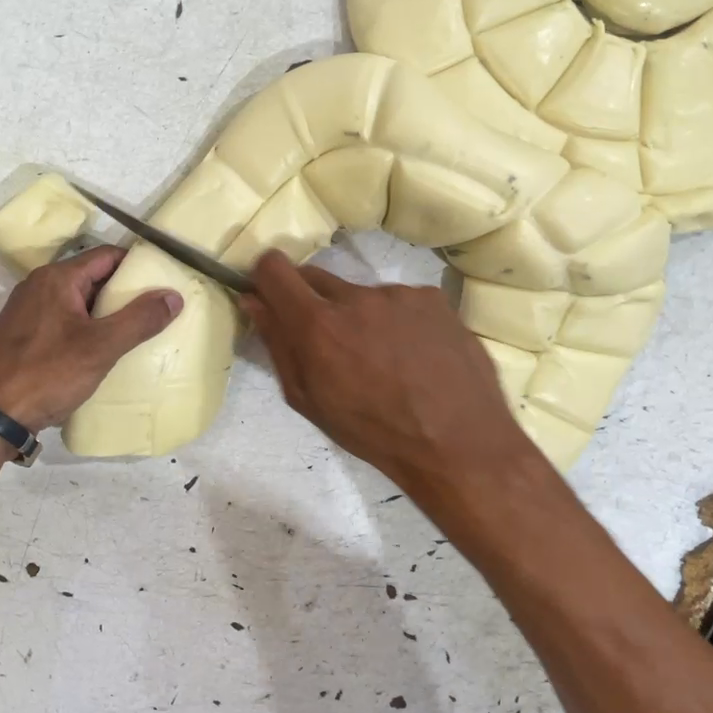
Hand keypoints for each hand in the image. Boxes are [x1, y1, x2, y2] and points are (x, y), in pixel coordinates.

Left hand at [0, 245, 182, 431]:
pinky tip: (101, 354)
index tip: (164, 280)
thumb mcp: (100, 347)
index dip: (137, 265)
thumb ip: (139, 320)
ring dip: (104, 315)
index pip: (106, 256)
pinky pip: (62, 324)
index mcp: (56, 279)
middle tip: (157, 311)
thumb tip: (173, 295)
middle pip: (91, 278)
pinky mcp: (22, 338)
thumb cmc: (45, 374)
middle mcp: (37, 287)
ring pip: (76, 304)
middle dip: (123, 292)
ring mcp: (26, 313)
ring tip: (136, 333)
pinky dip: (84, 331)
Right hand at [238, 251, 546, 505]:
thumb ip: (277, 344)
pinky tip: (413, 354)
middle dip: (311, 302)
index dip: (265, 277)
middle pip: (314, 277)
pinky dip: (396, 320)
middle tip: (329, 343)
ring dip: (359, 316)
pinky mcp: (433, 298)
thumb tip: (254, 301)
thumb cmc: (371, 431)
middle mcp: (356, 297)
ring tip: (383, 358)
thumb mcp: (307, 399)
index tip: (269, 295)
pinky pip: (399, 301)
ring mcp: (399, 294)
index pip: (273, 268)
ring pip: (360, 294)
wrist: (458, 444)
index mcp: (317, 325)